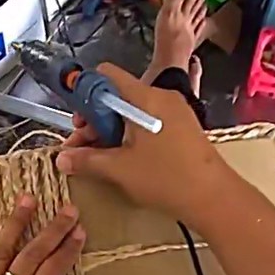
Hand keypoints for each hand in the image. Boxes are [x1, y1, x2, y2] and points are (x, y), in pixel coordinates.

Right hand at [54, 63, 247, 230]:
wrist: (213, 198)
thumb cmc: (165, 178)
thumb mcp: (119, 169)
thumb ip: (87, 160)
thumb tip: (61, 159)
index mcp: (144, 98)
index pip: (106, 76)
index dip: (85, 93)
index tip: (76, 122)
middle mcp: (160, 98)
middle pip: (117, 97)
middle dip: (94, 120)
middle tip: (81, 147)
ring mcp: (174, 113)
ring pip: (132, 113)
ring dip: (110, 132)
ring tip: (98, 158)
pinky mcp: (182, 129)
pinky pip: (148, 124)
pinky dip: (130, 137)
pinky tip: (122, 159)